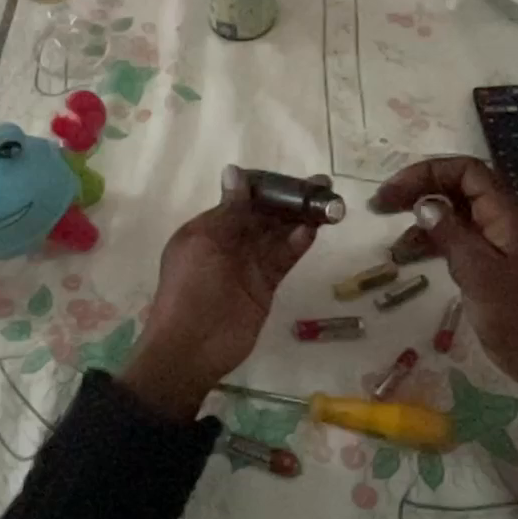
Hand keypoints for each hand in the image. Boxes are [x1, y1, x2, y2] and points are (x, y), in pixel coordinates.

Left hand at [119, 166, 323, 419]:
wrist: (190, 347)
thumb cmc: (190, 289)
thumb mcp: (205, 243)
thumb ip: (229, 211)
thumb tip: (236, 170)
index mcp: (208, 228)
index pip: (242, 199)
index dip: (267, 186)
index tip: (293, 177)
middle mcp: (230, 242)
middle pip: (264, 215)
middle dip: (290, 200)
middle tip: (322, 185)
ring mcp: (248, 265)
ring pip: (278, 235)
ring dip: (300, 219)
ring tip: (328, 203)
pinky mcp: (265, 285)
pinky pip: (283, 259)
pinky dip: (297, 244)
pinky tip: (313, 230)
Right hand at [371, 157, 517, 477]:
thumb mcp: (478, 273)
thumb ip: (450, 234)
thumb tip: (424, 204)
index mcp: (508, 215)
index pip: (467, 171)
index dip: (427, 173)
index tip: (393, 193)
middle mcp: (505, 222)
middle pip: (459, 189)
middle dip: (419, 192)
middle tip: (381, 207)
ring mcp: (501, 244)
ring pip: (457, 216)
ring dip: (423, 223)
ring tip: (393, 245)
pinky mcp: (495, 266)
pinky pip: (460, 242)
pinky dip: (434, 244)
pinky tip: (411, 259)